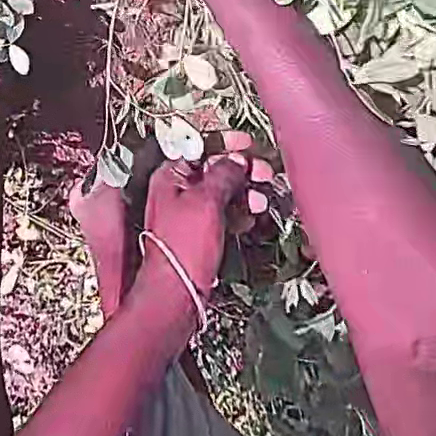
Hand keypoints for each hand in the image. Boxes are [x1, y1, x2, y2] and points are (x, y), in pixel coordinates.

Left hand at [128, 133, 267, 337]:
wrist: (176, 293)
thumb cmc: (185, 245)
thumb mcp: (206, 203)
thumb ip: (221, 176)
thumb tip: (235, 158)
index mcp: (169, 175)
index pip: (197, 148)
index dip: (223, 142)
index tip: (248, 142)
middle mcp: (175, 189)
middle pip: (211, 169)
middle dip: (239, 169)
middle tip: (266, 173)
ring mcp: (186, 212)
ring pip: (219, 192)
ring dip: (243, 191)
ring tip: (263, 198)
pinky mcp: (198, 232)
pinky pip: (221, 213)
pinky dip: (238, 211)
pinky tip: (253, 215)